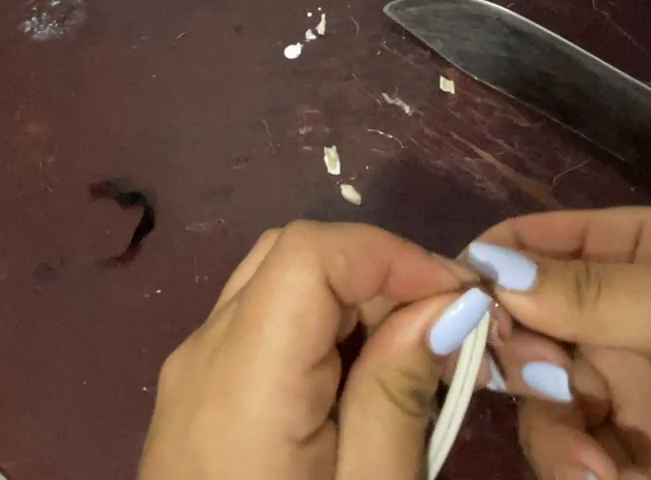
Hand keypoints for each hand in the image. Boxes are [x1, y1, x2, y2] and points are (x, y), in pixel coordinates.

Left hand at [140, 220, 493, 479]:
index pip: (309, 253)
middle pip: (292, 256)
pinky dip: (320, 324)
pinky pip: (262, 323)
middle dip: (377, 271)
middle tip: (446, 325)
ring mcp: (190, 374)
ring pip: (277, 281)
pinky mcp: (194, 397)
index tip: (460, 295)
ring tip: (414, 350)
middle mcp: (202, 354)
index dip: (389, 252)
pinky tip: (361, 378)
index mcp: (240, 380)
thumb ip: (399, 390)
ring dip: (352, 295)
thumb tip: (447, 300)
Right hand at [466, 208, 650, 479]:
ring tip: (594, 459)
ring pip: (545, 395)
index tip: (451, 297)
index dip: (495, 261)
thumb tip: (489, 263)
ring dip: (553, 425)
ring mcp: (632, 391)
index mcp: (642, 255)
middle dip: (520, 352)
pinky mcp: (641, 460)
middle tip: (544, 382)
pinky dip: (576, 468)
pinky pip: (577, 455)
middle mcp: (625, 317)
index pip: (545, 241)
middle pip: (531, 321)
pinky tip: (606, 478)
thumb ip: (592, 291)